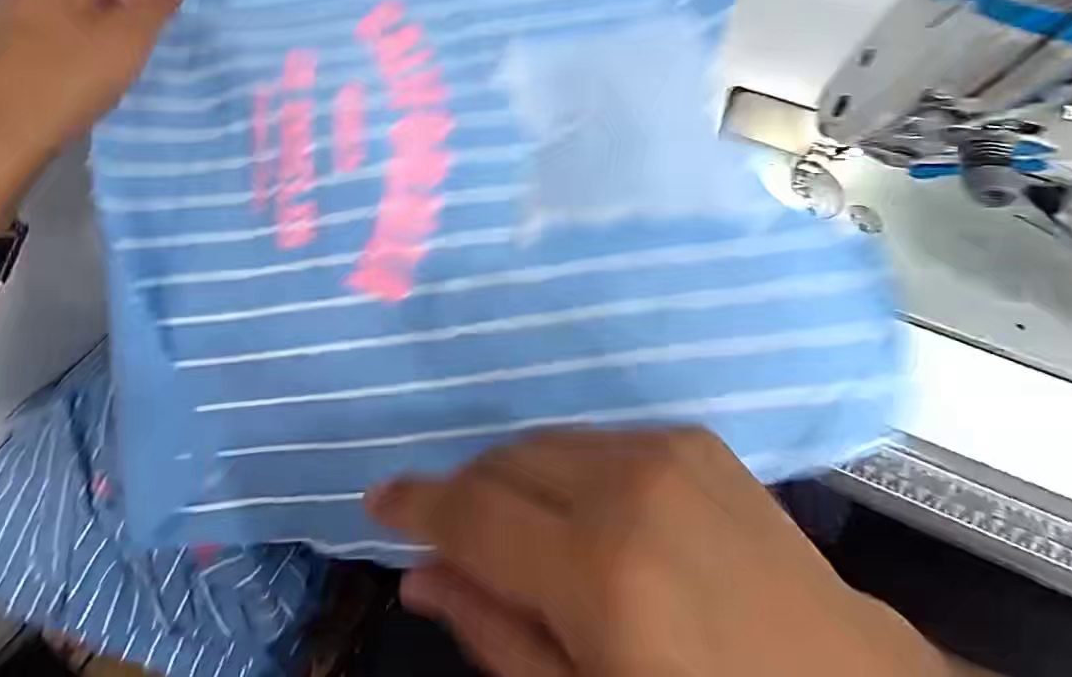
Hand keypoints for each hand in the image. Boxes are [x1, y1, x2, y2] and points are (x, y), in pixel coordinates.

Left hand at [0, 0, 182, 234]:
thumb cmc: (65, 85)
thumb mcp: (127, 41)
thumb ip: (154, 6)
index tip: (176, 18)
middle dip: (127, 8)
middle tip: (153, 40)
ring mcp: (5, 24)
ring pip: (70, 14)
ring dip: (103, 29)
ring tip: (125, 61)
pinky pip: (52, 38)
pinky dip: (79, 47)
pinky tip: (89, 76)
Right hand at [368, 428, 952, 676]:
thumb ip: (496, 634)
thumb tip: (421, 575)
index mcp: (600, 566)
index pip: (473, 511)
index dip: (416, 504)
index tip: (378, 501)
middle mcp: (628, 482)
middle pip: (505, 462)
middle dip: (465, 495)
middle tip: (451, 538)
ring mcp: (666, 449)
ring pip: (546, 441)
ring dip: (515, 479)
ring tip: (517, 530)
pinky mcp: (693, 437)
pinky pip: (596, 438)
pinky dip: (566, 467)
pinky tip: (580, 512)